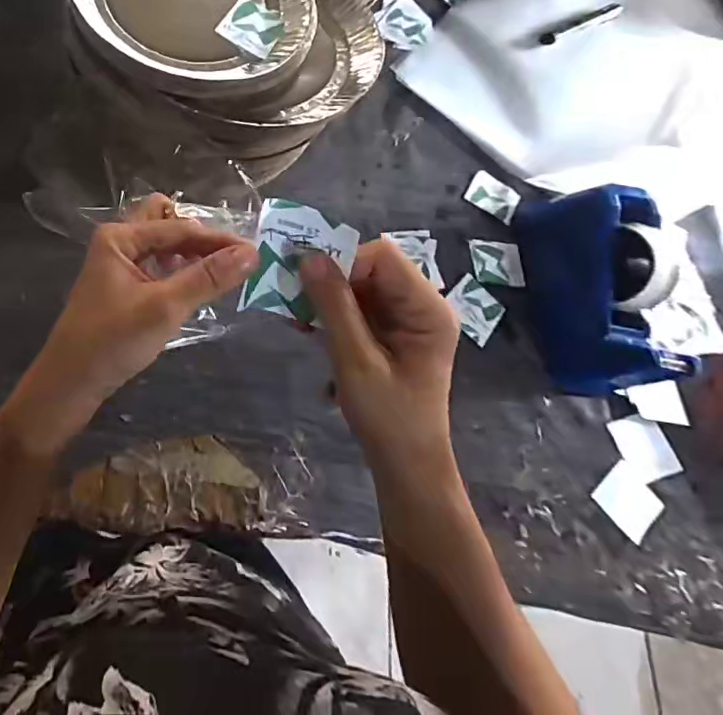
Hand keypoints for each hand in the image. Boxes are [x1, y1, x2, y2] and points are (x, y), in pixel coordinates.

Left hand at [6, 195, 257, 449]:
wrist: (69, 385)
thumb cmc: (112, 341)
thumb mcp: (164, 307)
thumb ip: (207, 278)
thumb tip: (251, 253)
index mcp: (120, 237)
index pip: (180, 227)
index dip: (219, 239)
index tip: (254, 251)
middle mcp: (118, 243)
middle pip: (169, 224)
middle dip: (202, 237)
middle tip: (235, 257)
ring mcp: (119, 265)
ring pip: (164, 246)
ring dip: (192, 254)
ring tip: (224, 271)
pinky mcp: (123, 287)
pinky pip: (159, 266)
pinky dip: (181, 270)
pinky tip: (199, 286)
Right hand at [300, 239, 459, 473]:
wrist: (407, 466)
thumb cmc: (388, 418)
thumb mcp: (356, 361)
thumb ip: (334, 306)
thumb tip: (308, 257)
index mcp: (428, 308)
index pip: (383, 257)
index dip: (344, 261)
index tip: (307, 282)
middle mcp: (423, 304)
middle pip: (372, 268)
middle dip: (331, 278)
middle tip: (294, 296)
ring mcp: (408, 317)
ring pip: (361, 285)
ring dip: (328, 297)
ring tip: (298, 317)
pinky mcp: (392, 331)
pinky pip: (360, 305)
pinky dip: (333, 312)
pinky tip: (310, 328)